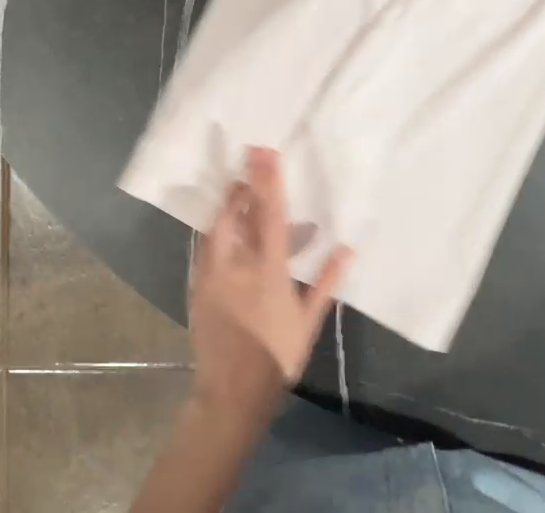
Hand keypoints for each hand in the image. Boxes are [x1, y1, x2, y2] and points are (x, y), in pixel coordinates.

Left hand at [188, 146, 351, 414]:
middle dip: (241, 189)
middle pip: (233, 215)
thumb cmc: (276, 358)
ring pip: (215, 229)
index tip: (264, 151)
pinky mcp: (197, 287)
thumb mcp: (308, 322)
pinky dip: (219, 235)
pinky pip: (206, 249)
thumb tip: (347, 248)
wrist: (230, 393)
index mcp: (267, 272)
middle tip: (251, 173)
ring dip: (229, 210)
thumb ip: (326, 282)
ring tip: (244, 199)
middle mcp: (234, 267)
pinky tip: (231, 236)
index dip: (267, 181)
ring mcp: (211, 276)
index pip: (269, 216)